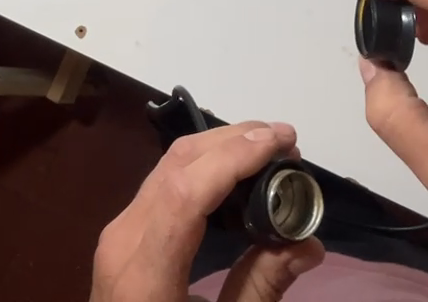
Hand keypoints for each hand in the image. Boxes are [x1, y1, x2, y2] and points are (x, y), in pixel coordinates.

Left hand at [91, 120, 324, 301]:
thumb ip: (261, 289)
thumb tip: (308, 244)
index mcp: (142, 273)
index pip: (185, 192)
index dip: (234, 158)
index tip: (281, 142)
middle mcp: (123, 237)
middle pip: (178, 165)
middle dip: (235, 141)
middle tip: (287, 141)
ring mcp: (118, 231)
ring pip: (169, 165)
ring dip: (220, 147)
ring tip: (269, 149)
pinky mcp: (123, 233)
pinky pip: (164, 182)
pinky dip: (203, 167)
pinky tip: (235, 173)